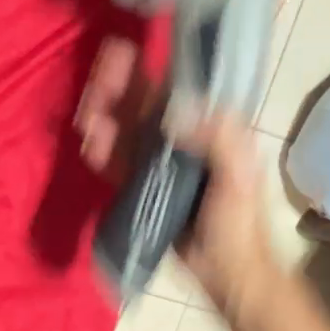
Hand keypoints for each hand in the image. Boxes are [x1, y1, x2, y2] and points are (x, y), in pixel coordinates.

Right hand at [76, 38, 279, 319]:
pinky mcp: (140, 185)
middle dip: (110, 92)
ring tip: (89, 125)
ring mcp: (158, 160)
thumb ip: (219, 140)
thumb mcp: (240, 177)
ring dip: (101, 120)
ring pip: (122, 128)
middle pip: (138, 102)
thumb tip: (177, 111)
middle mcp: (180, 135)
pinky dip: (102, 151)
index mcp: (208, 125)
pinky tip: (92, 148)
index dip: (142, 68)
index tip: (117, 56)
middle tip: (92, 99)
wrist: (225, 274)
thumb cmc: (240, 226)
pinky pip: (116, 160)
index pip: (171, 84)